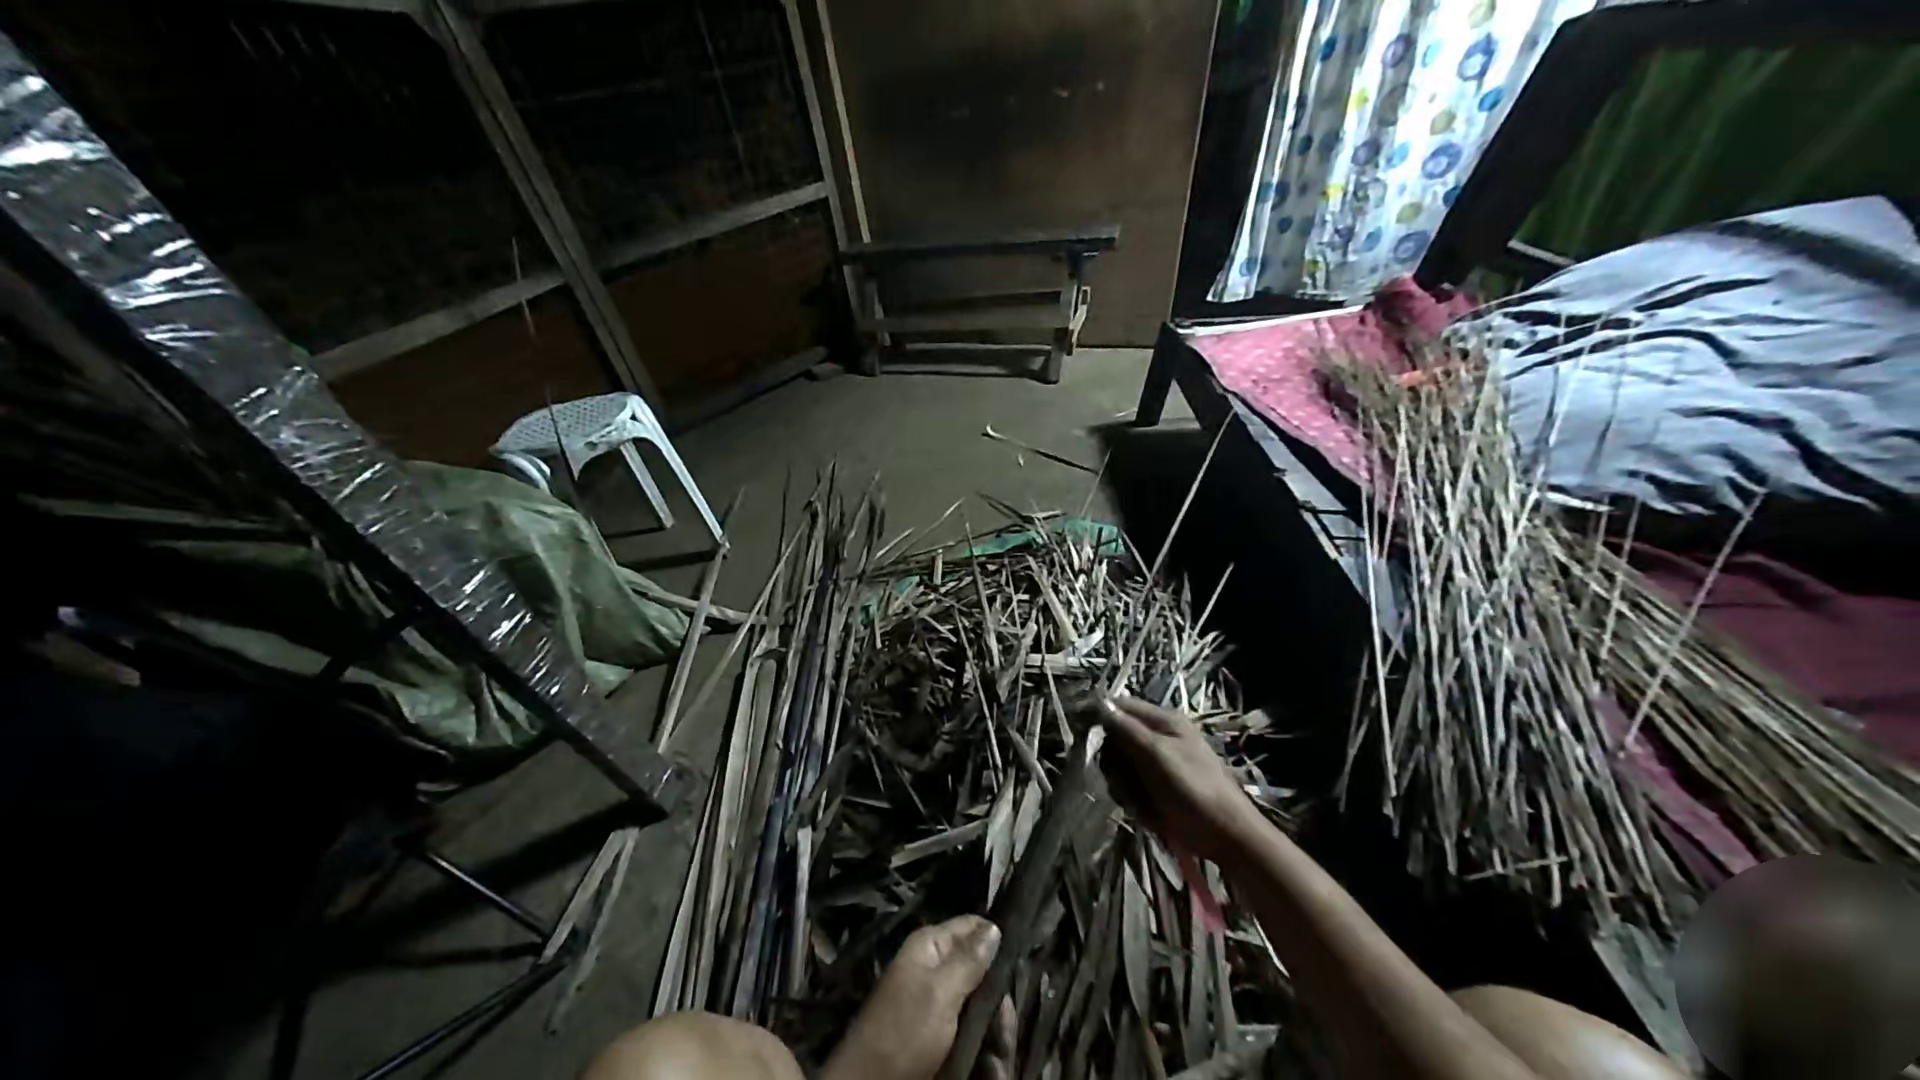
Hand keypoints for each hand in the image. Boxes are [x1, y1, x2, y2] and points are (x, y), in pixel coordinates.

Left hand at [823, 915, 1002, 1079]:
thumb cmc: (903, 1034)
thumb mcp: (939, 993)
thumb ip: (969, 960)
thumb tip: (995, 926)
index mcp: (931, 948)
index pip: (972, 927)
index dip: (997, 941)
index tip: (1019, 966)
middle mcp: (938, 971)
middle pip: (985, 976)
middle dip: (1000, 1008)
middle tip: (1005, 1036)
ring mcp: (941, 1009)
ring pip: (985, 1014)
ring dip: (997, 1040)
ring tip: (997, 1068)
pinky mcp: (943, 1042)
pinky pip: (975, 1042)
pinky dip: (986, 1060)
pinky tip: (991, 1073)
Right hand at [1095, 694, 1259, 863]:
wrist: (1225, 833)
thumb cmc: (1193, 788)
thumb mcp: (1158, 754)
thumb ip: (1127, 728)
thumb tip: (1099, 702)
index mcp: (1163, 720)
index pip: (1120, 706)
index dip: (1100, 716)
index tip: (1082, 734)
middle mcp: (1158, 737)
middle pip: (1116, 737)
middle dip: (1112, 759)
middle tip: (1120, 776)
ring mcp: (1157, 764)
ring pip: (1119, 764)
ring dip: (1122, 783)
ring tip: (1136, 798)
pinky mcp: (1156, 787)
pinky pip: (1130, 785)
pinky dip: (1132, 798)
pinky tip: (1143, 809)